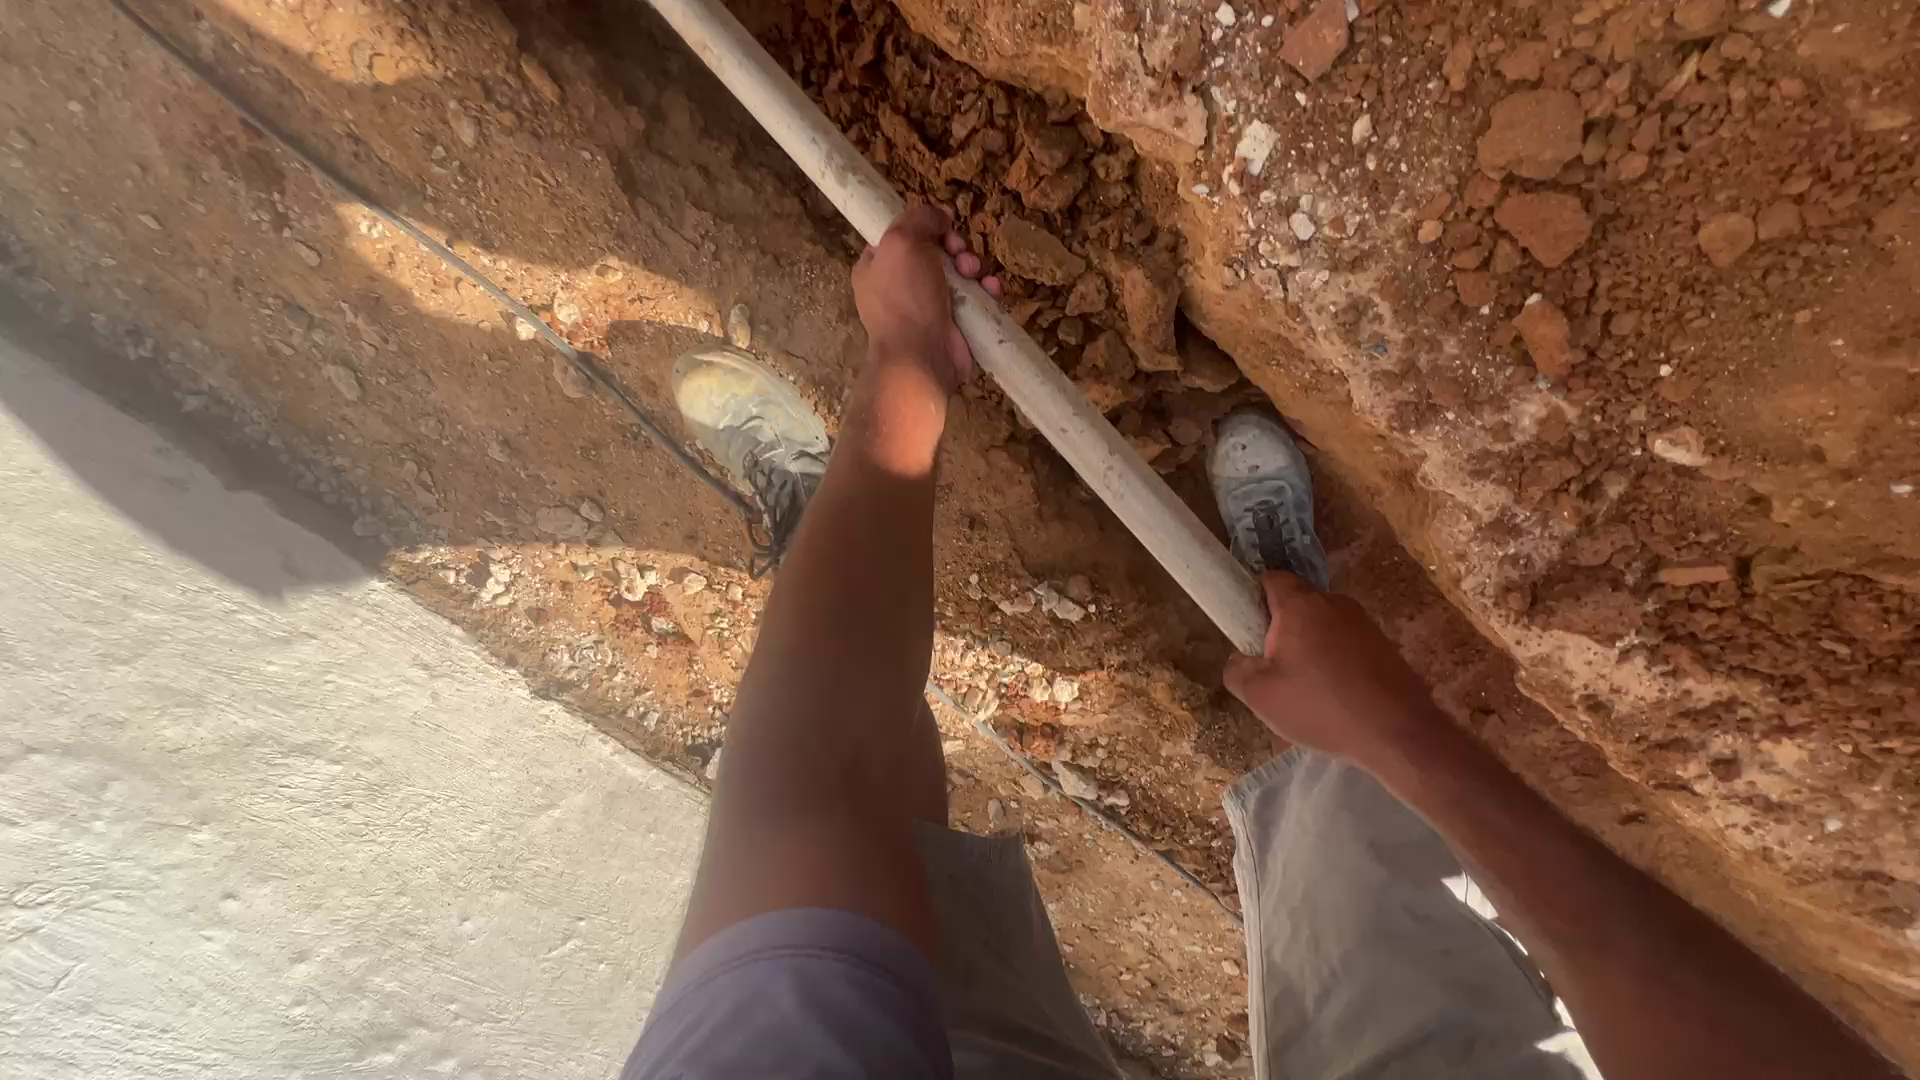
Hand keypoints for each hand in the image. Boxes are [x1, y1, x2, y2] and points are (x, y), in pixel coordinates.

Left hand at [851, 205, 1000, 394]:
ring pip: (959, 273)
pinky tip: (992, 290)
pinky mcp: (955, 324)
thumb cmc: (904, 298)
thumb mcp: (902, 241)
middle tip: (959, 254)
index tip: (941, 227)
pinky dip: (986, 291)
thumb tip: (941, 215)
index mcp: (877, 267)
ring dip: (973, 266)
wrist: (921, 356)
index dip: (924, 227)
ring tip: (974, 274)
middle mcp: (901, 287)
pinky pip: (975, 299)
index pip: (900, 235)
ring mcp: (929, 307)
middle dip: (954, 248)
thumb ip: (920, 218)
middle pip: (935, 251)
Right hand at [1224, 571, 1450, 768]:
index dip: (1254, 598)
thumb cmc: (1321, 708)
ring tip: (1306, 689)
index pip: (1271, 579)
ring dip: (1310, 648)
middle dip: (1281, 630)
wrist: (1399, 735)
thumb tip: (1240, 659)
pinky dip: (1335, 663)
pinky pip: (1346, 645)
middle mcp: (1335, 604)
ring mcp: (1364, 624)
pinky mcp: (1385, 647)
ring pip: (1322, 626)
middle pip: (1297, 604)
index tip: (1248, 629)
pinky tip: (1335, 698)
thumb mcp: (1259, 695)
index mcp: (1301, 606)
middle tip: (1273, 668)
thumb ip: (1236, 669)